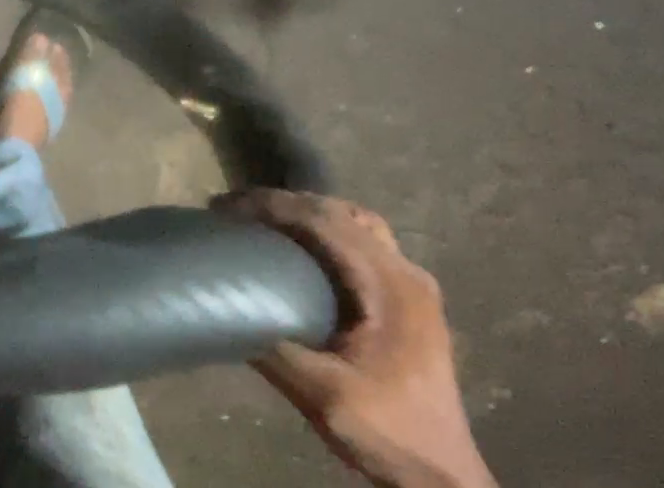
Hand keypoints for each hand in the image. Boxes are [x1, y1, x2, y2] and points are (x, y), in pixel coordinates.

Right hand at [217, 190, 496, 487]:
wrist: (442, 478)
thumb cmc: (386, 430)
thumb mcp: (319, 391)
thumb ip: (270, 346)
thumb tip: (221, 306)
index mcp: (392, 287)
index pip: (325, 221)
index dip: (271, 206)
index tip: (223, 208)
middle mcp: (407, 275)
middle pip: (341, 213)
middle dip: (284, 204)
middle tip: (233, 212)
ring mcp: (413, 287)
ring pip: (356, 224)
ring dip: (307, 215)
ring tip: (262, 225)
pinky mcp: (408, 301)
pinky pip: (362, 245)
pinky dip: (325, 234)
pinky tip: (296, 253)